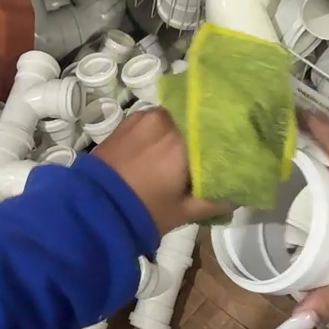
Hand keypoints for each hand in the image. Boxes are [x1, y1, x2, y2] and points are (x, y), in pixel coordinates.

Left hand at [89, 108, 231, 234]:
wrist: (91, 208)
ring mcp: (144, 116)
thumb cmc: (144, 211)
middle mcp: (166, 119)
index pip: (219, 130)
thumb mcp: (185, 212)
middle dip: (205, 136)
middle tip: (213, 154)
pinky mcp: (127, 121)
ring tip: (186, 152)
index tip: (237, 151)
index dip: (229, 140)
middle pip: (196, 121)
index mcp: (184, 139)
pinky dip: (163, 132)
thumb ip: (217, 200)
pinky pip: (155, 121)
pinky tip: (164, 149)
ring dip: (182, 132)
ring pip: (176, 119)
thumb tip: (238, 191)